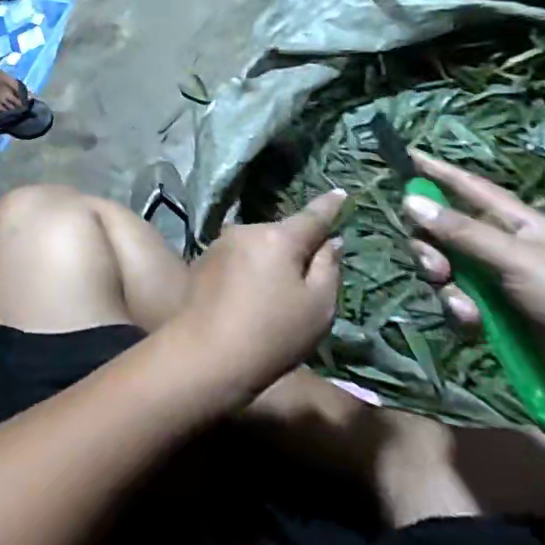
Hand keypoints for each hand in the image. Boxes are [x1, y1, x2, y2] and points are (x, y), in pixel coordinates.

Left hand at [170, 190, 345, 404]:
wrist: (207, 352)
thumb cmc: (273, 333)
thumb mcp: (318, 305)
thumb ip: (327, 266)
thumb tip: (330, 240)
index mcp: (278, 237)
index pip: (311, 217)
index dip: (329, 206)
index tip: (341, 192)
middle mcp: (245, 231)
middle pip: (282, 235)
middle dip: (296, 249)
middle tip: (307, 285)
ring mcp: (220, 244)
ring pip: (258, 247)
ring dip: (270, 261)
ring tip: (275, 299)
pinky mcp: (203, 260)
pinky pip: (238, 259)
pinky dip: (249, 272)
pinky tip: (249, 300)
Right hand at [404, 153, 544, 420]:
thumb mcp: (520, 261)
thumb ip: (462, 232)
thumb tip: (409, 200)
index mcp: (521, 225)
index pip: (470, 188)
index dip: (438, 172)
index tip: (405, 155)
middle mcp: (506, 248)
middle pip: (445, 232)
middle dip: (430, 247)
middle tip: (435, 268)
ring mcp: (502, 283)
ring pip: (447, 269)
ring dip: (446, 286)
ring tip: (465, 308)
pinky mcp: (499, 317)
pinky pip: (458, 302)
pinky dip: (459, 313)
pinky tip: (473, 325)